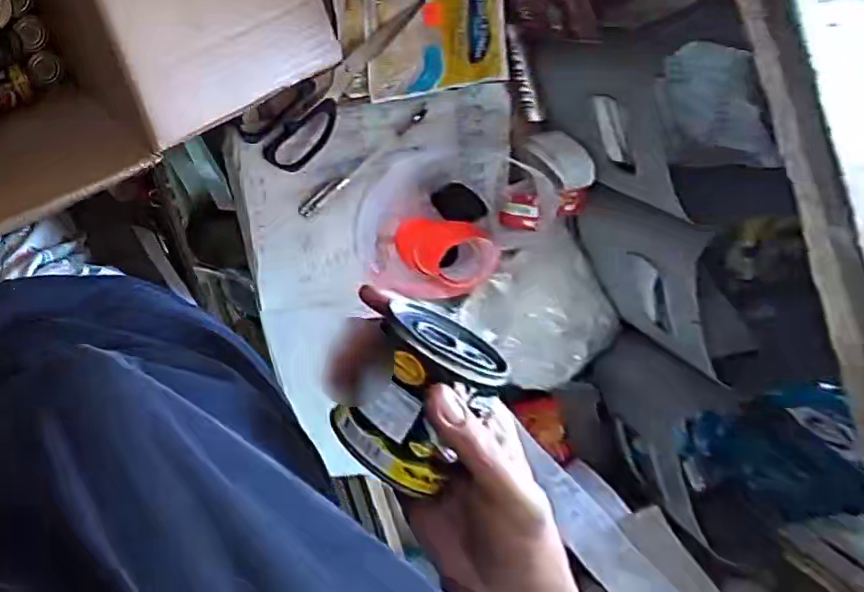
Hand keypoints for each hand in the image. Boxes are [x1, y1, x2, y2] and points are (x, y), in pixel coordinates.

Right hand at [333, 288, 573, 591]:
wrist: (496, 589)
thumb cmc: (524, 541)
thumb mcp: (511, 492)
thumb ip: (475, 444)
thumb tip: (437, 393)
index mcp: (475, 409)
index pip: (440, 352)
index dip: (407, 320)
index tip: (375, 300)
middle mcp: (442, 411)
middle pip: (399, 360)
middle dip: (368, 346)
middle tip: (345, 353)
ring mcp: (415, 431)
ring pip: (377, 385)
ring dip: (353, 373)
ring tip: (338, 378)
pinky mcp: (393, 454)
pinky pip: (365, 422)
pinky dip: (348, 408)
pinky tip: (341, 403)